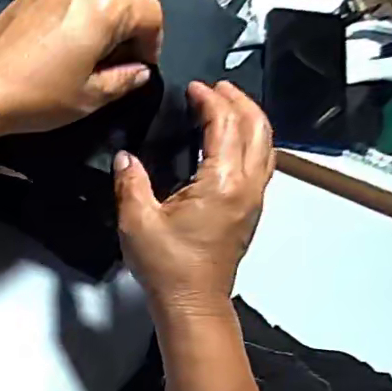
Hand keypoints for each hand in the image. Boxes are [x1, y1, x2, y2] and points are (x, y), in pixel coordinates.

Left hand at [0, 0, 163, 154]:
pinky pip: (64, 4)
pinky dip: (72, 23)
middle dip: (125, 34)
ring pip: (92, 2)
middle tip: (113, 69)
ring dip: (98, 28)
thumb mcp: (90, 97)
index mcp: (106, 6)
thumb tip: (140, 71)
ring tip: (83, 62)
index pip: (151, 13)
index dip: (153, 43)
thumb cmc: (40, 97)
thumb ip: (124, 80)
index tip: (140, 69)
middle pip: (122, 3)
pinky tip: (56, 53)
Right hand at [114, 82, 274, 316]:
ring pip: (266, 144)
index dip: (210, 100)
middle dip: (238, 100)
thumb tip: (125, 158)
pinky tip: (232, 143)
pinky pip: (262, 163)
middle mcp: (246, 186)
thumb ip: (131, 183)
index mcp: (222, 183)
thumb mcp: (137, 222)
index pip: (224, 124)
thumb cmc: (168, 267)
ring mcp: (253, 199)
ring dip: (249, 118)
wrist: (191, 302)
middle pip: (257, 126)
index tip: (193, 88)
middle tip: (215, 88)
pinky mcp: (250, 211)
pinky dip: (251, 141)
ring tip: (228, 106)